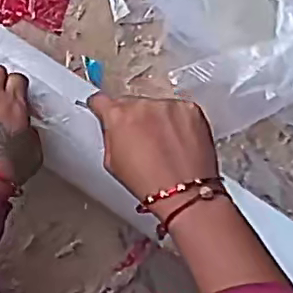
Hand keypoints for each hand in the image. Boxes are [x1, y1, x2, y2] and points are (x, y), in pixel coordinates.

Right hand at [85, 93, 218, 201]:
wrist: (184, 192)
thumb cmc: (147, 181)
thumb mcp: (111, 161)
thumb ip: (110, 135)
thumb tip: (113, 127)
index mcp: (118, 116)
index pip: (101, 100)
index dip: (101, 108)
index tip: (104, 110)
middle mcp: (143, 105)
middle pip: (131, 103)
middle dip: (133, 118)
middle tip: (140, 140)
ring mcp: (169, 106)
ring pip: (156, 106)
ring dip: (156, 119)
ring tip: (162, 144)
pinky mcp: (192, 110)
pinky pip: (178, 110)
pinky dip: (178, 122)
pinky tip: (177, 141)